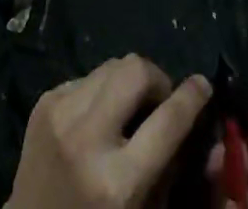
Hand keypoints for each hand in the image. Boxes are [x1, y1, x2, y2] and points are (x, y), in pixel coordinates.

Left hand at [7, 55, 214, 208]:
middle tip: (160, 101)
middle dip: (157, 80)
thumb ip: (174, 166)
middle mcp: (87, 140)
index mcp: (118, 182)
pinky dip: (100, 91)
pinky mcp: (43, 104)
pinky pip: (88, 76)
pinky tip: (97, 116)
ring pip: (113, 65)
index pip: (169, 120)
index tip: (202, 84)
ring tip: (128, 108)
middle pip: (137, 71)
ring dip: (128, 82)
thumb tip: (203, 119)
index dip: (193, 96)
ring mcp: (60, 117)